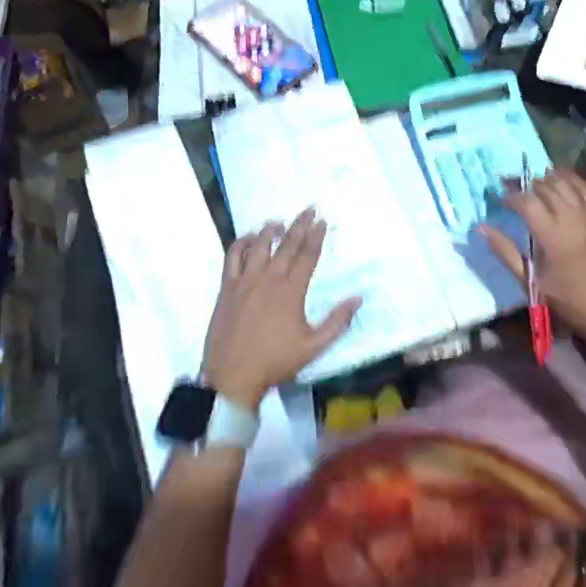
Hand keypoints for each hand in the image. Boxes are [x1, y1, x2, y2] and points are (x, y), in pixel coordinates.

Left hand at [202, 209, 359, 409]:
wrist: (232, 377)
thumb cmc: (275, 362)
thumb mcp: (313, 346)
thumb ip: (337, 322)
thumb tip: (358, 298)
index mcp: (291, 291)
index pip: (307, 256)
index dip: (316, 236)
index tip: (323, 221)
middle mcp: (268, 280)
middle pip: (286, 244)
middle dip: (299, 225)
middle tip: (309, 209)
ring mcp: (244, 282)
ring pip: (259, 246)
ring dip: (270, 230)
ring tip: (279, 221)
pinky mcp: (227, 288)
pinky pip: (232, 257)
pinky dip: (242, 243)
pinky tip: (249, 238)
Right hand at [479, 170, 585, 343]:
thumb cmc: (569, 300)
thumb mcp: (531, 282)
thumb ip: (506, 252)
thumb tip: (482, 229)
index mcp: (552, 235)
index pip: (528, 202)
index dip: (511, 197)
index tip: (500, 202)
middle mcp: (571, 218)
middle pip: (546, 187)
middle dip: (526, 185)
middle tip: (511, 191)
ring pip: (565, 184)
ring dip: (546, 179)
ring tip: (531, 186)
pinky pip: (584, 189)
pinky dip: (570, 179)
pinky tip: (559, 179)